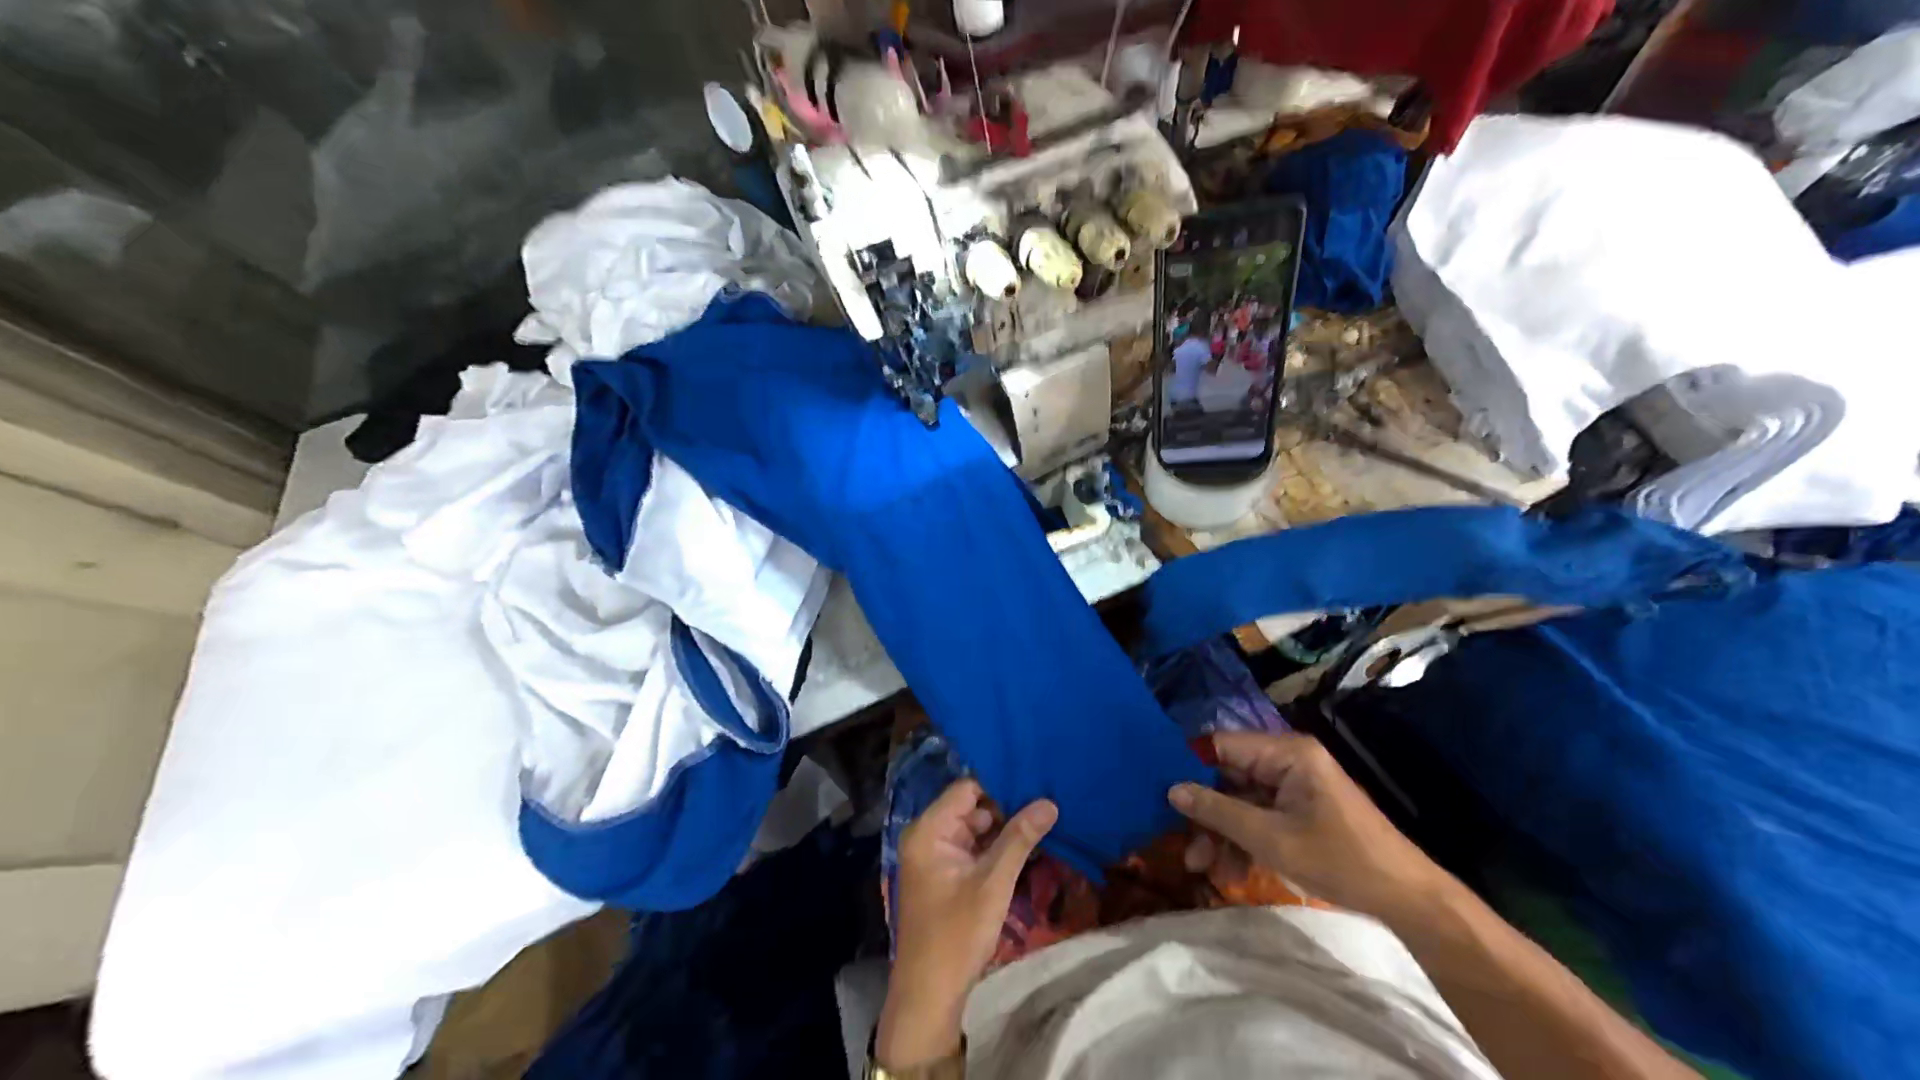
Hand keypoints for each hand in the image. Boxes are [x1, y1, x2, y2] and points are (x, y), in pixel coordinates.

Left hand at [878, 779, 1056, 1068]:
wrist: (929, 994)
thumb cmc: (956, 934)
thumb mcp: (993, 883)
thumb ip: (1019, 838)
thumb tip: (1049, 801)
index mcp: (929, 830)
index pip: (967, 789)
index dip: (1000, 785)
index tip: (1036, 782)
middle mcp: (928, 835)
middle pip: (972, 807)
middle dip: (1007, 807)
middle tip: (1048, 802)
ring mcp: (936, 856)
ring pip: (975, 828)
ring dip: (1005, 829)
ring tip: (1045, 819)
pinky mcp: (945, 874)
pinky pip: (973, 848)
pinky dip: (996, 848)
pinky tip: (1027, 846)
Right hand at [1169, 732, 1453, 924]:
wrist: (1407, 900)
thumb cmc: (1339, 860)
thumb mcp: (1270, 838)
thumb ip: (1218, 811)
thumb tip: (1172, 790)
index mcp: (1286, 753)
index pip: (1221, 745)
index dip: (1189, 766)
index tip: (1159, 790)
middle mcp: (1287, 761)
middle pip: (1228, 776)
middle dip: (1206, 814)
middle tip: (1186, 847)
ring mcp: (1294, 787)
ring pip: (1240, 801)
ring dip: (1221, 834)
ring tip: (1205, 869)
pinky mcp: (1299, 810)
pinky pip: (1258, 817)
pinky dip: (1243, 841)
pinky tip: (1231, 873)